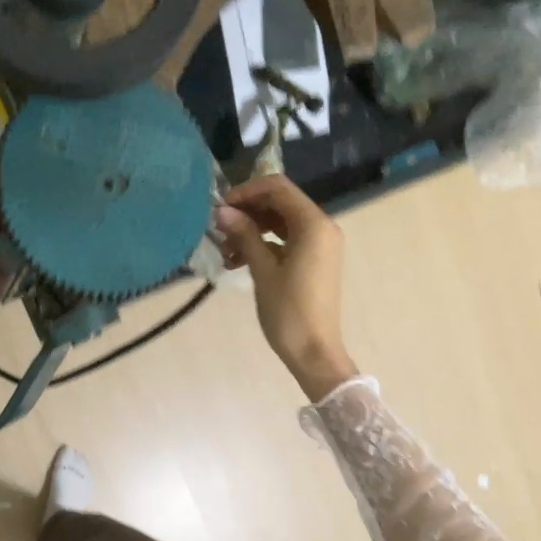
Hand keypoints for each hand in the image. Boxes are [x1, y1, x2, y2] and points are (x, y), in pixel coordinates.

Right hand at [215, 176, 357, 401]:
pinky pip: (287, 241)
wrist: (314, 352)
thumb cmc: (288, 313)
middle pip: (280, 203)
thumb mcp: (263, 271)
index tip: (220, 208)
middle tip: (219, 231)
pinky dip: (264, 245)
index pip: (277, 188)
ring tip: (225, 252)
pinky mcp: (314, 260)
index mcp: (313, 224)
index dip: (246, 192)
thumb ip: (244, 236)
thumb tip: (222, 212)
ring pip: (281, 223)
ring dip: (252, 231)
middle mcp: (321, 227)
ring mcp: (320, 244)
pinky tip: (238, 261)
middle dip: (247, 212)